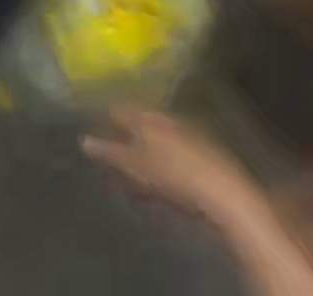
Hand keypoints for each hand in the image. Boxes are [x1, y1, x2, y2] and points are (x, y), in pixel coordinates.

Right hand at [84, 107, 261, 220]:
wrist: (229, 199)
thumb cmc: (173, 174)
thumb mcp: (133, 164)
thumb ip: (107, 152)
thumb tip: (83, 141)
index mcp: (148, 118)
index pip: (118, 112)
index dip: (104, 126)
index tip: (96, 145)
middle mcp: (167, 124)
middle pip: (136, 135)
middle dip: (123, 154)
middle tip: (113, 175)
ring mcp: (188, 143)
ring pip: (155, 154)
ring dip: (141, 173)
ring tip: (136, 194)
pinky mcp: (205, 165)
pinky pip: (174, 170)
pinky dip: (162, 182)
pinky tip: (161, 200)